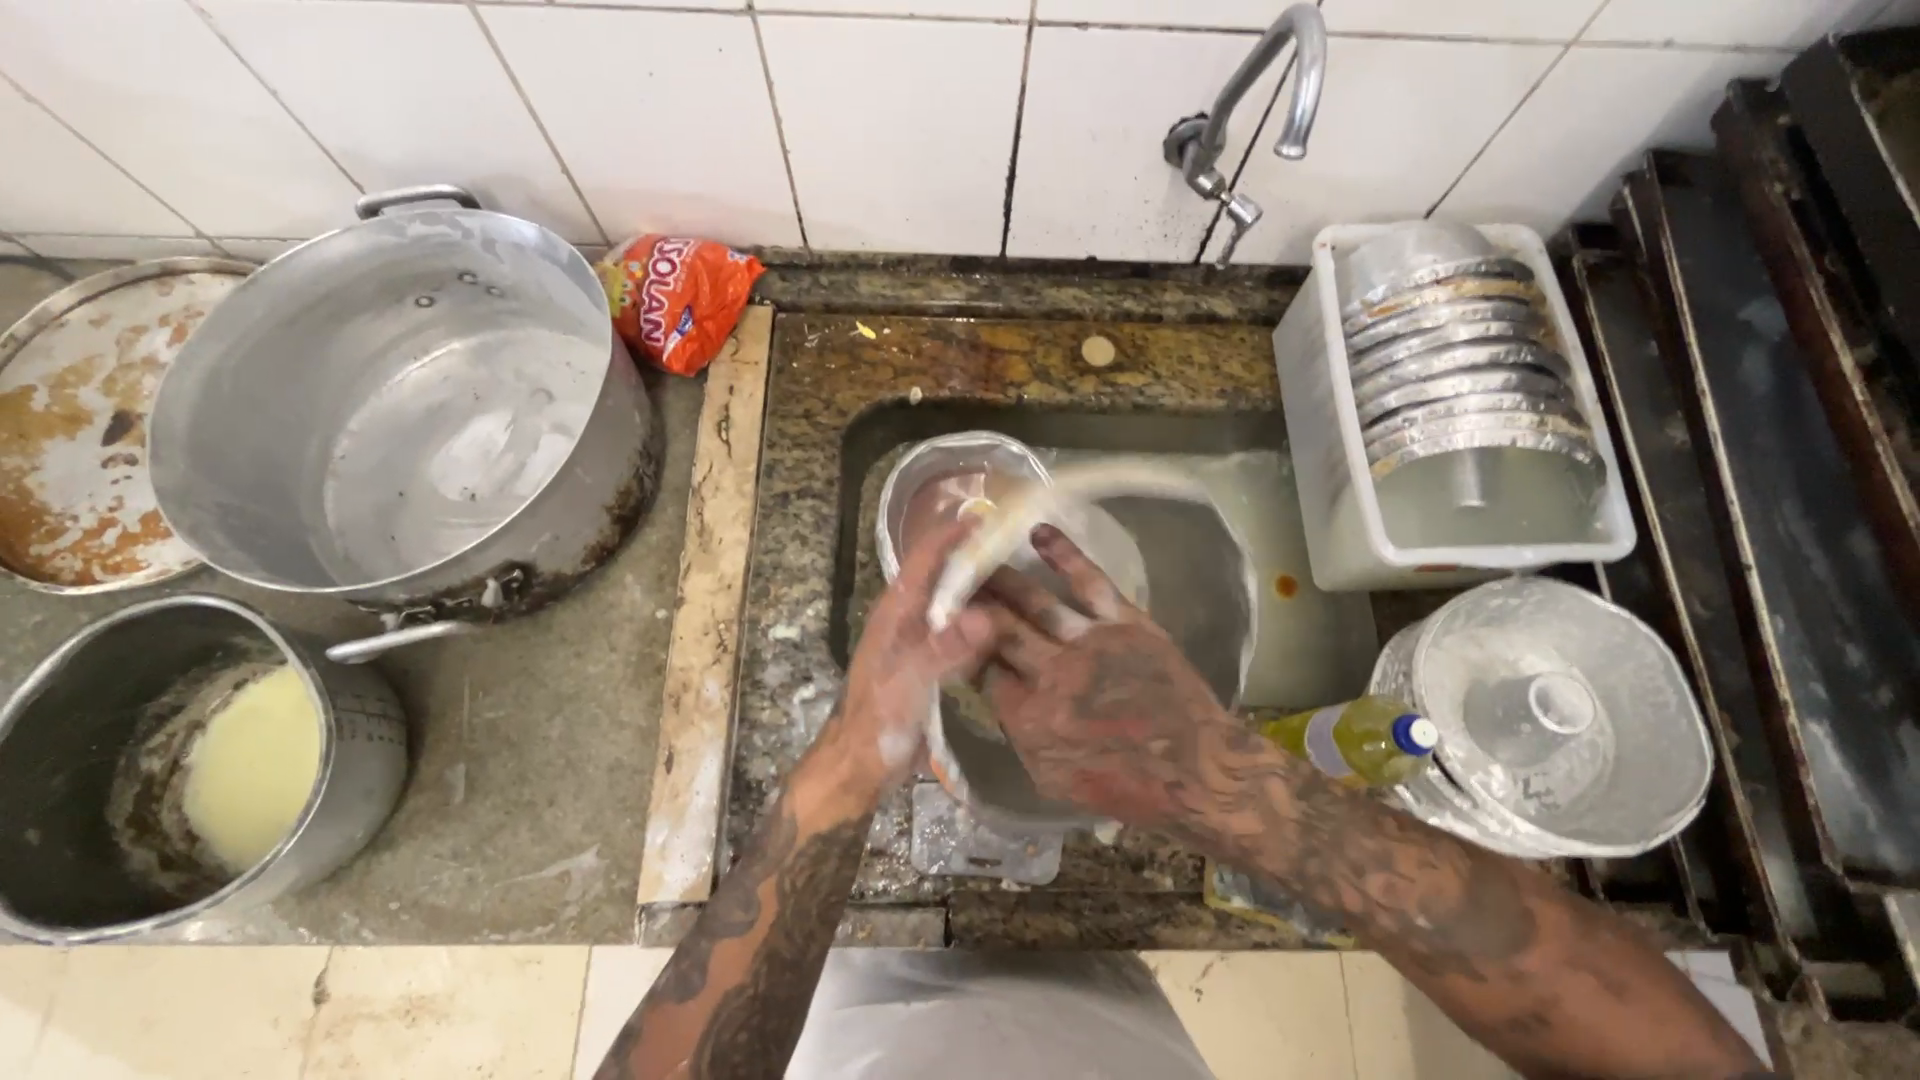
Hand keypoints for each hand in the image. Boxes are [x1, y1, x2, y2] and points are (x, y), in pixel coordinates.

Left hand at [820, 517, 999, 799]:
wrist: (859, 765)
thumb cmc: (877, 721)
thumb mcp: (910, 684)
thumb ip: (944, 649)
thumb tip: (988, 614)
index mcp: (897, 612)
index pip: (924, 557)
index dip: (952, 533)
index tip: (990, 516)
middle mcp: (908, 618)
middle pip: (943, 575)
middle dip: (976, 557)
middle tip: (1022, 549)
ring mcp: (918, 642)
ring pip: (953, 603)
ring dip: (983, 589)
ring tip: (1027, 581)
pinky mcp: (929, 665)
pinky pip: (959, 632)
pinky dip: (983, 623)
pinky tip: (1012, 629)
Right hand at [978, 524, 1240, 828]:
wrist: (1194, 770)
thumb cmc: (1124, 785)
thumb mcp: (1051, 778)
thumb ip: (1019, 733)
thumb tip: (1001, 694)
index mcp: (1029, 717)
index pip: (984, 672)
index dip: (966, 652)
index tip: (954, 636)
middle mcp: (1050, 673)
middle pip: (998, 630)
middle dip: (971, 607)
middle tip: (951, 585)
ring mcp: (1088, 642)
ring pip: (1033, 601)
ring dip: (1001, 580)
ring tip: (978, 561)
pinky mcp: (1123, 622)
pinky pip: (1088, 579)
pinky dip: (1062, 553)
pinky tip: (1038, 533)